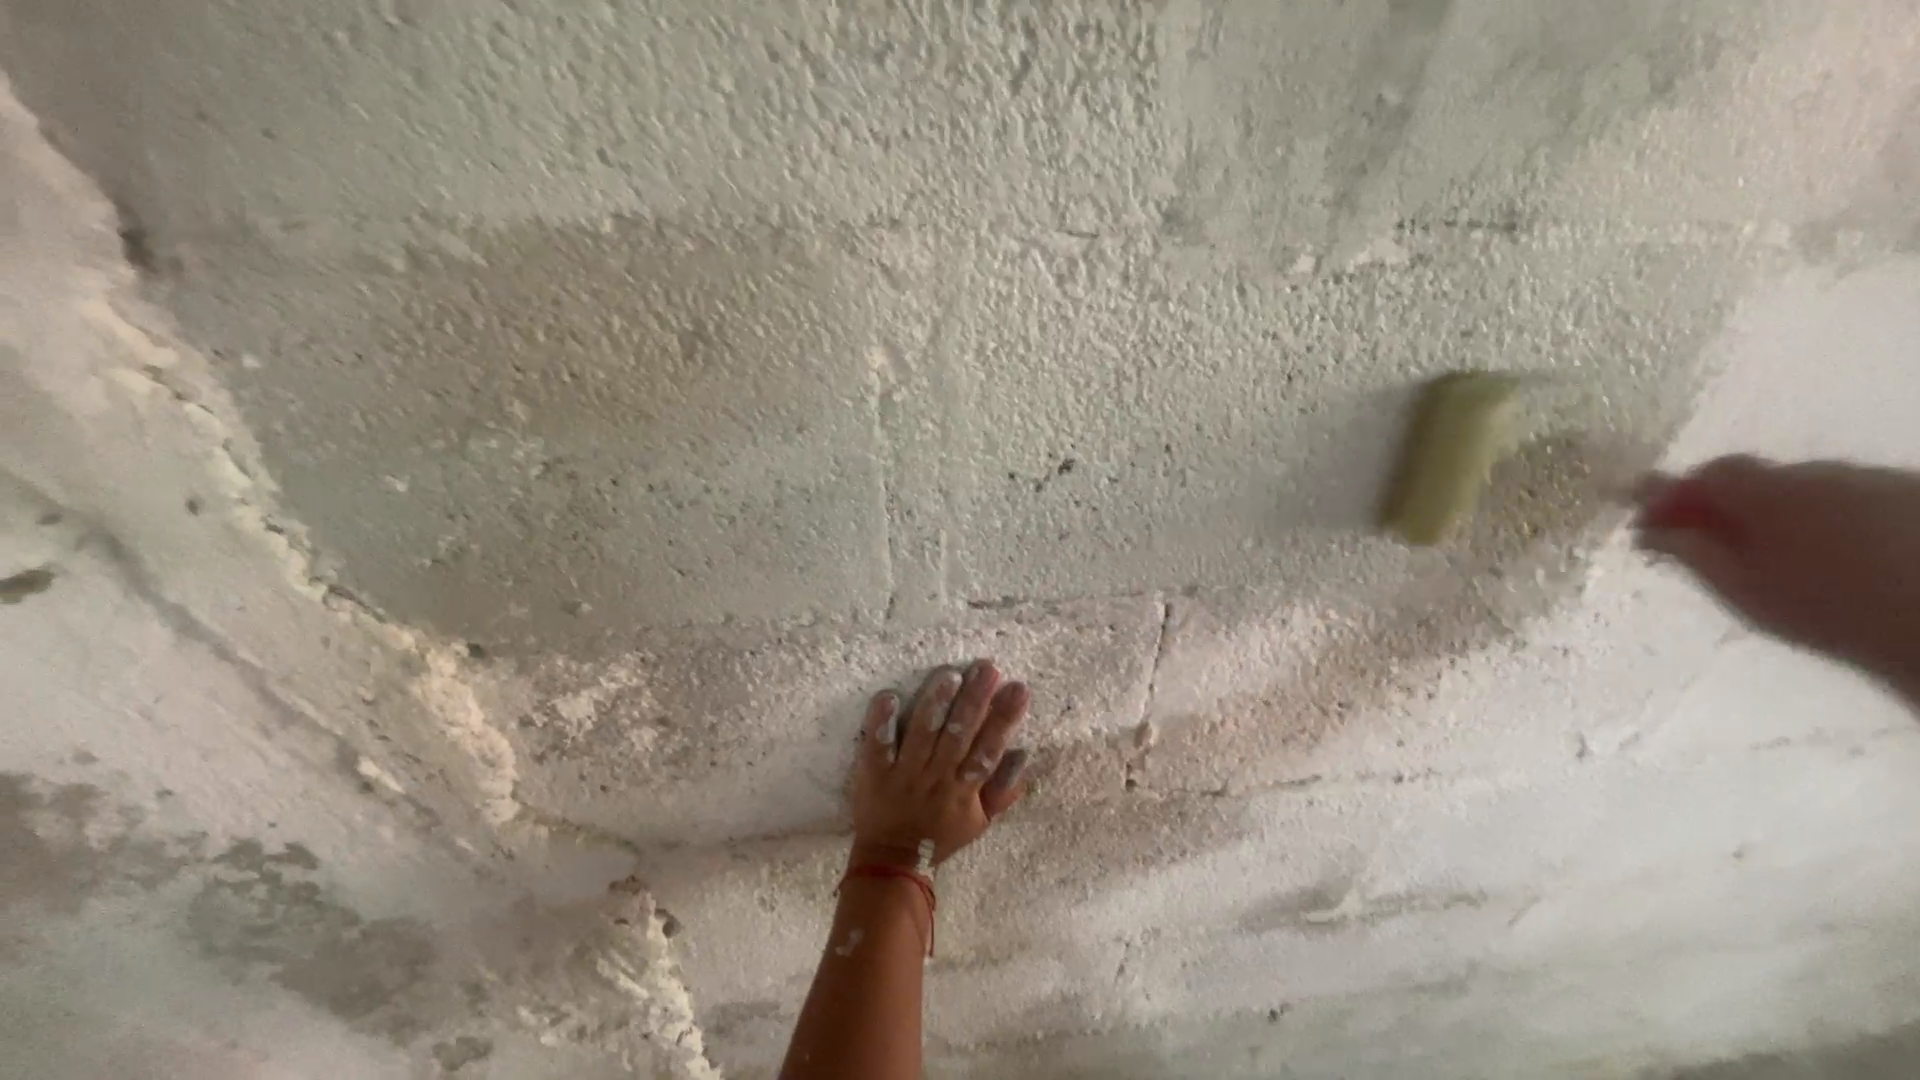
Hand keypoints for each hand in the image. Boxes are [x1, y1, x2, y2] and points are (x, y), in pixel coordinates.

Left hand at [851, 660, 1030, 868]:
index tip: (1018, 688)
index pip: (989, 748)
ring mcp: (905, 774)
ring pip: (923, 734)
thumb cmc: (940, 835)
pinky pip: (879, 745)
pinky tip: (889, 696)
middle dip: (975, 699)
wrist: (892, 860)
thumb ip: (1003, 789)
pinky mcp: (874, 773)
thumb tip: (1024, 753)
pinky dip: (883, 722)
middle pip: (959, 734)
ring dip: (936, 704)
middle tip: (987, 668)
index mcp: (964, 788)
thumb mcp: (979, 821)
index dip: (1004, 719)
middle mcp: (937, 777)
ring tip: (949, 675)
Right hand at [1635, 456, 1919, 685]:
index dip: (1671, 493)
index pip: (1705, 475)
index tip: (1647, 521)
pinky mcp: (1913, 498)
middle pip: (1757, 480)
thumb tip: (1648, 528)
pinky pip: (1850, 499)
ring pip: (1806, 489)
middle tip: (1705, 542)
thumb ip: (1690, 551)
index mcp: (1769, 493)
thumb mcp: (1740, 588)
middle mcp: (1821, 474)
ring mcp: (1875, 482)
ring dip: (1777, 511)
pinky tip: (1831, 554)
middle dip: (1726, 504)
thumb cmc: (1826, 609)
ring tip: (1774, 554)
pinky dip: (1825, 518)